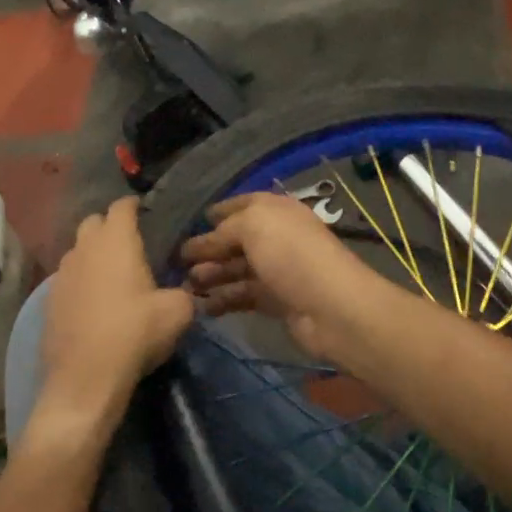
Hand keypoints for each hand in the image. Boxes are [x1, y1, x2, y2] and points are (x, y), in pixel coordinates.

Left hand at [42, 198, 194, 404]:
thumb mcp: (177, 313)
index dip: (133, 206)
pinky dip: (80, 281)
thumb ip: (183, 293)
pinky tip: (92, 302)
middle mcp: (84, 247)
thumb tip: (185, 291)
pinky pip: (67, 278)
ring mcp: (62, 273)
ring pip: (77, 250)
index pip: (121, 206)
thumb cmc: (135, 332)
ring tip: (110, 274)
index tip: (144, 211)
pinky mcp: (49, 299)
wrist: (84, 377)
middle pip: (93, 222)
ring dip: (92, 254)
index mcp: (116, 240)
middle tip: (129, 244)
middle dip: (109, 226)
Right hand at [180, 192, 382, 359]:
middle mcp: (277, 237)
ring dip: (212, 276)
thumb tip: (206, 240)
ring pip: (238, 269)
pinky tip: (204, 307)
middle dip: (209, 249)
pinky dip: (224, 300)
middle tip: (179, 263)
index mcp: (276, 210)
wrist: (332, 307)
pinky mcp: (278, 301)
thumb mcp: (253, 226)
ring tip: (188, 287)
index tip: (196, 220)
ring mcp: (278, 270)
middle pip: (236, 240)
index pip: (243, 204)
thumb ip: (225, 229)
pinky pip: (244, 296)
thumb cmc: (291, 255)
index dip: (220, 211)